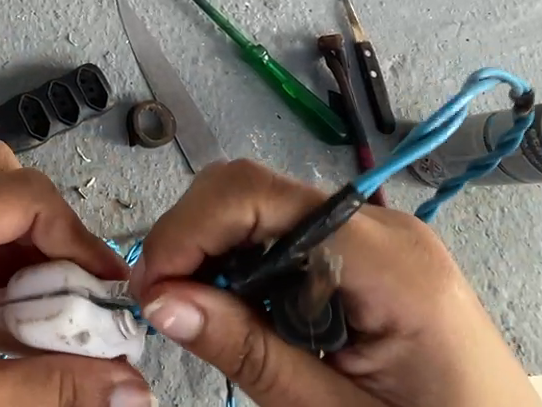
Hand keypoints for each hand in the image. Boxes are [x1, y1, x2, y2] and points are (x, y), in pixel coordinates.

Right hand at [131, 160, 538, 406]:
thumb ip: (248, 352)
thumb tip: (158, 299)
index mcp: (390, 263)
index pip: (260, 196)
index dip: (190, 227)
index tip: (151, 286)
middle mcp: (381, 227)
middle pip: (253, 189)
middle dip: (193, 235)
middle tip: (164, 302)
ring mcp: (376, 236)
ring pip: (259, 205)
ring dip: (213, 250)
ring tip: (196, 310)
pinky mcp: (368, 253)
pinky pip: (283, 232)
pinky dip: (243, 261)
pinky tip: (238, 308)